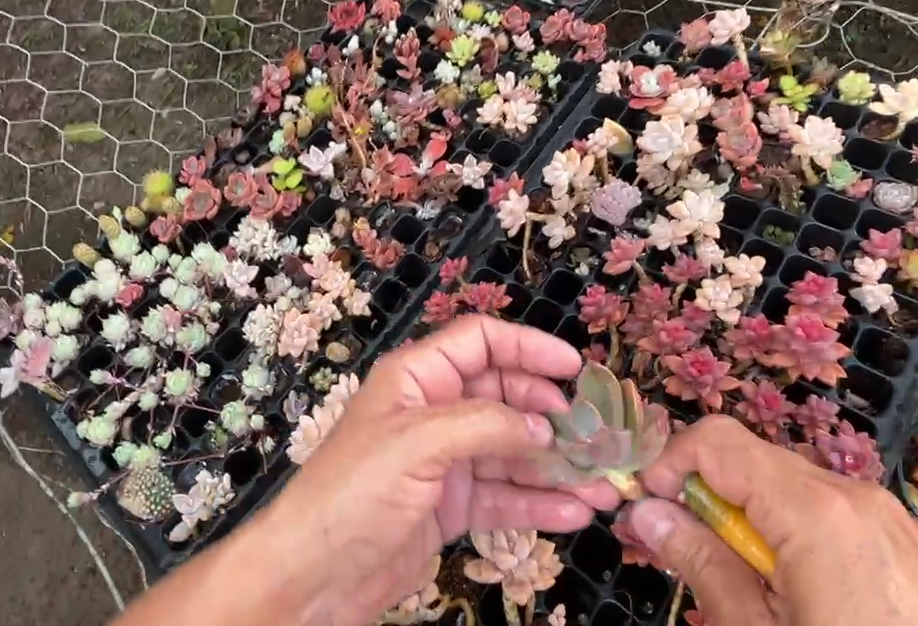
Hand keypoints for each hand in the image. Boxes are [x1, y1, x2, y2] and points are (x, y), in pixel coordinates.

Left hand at [241, 315, 619, 625]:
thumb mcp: (418, 444)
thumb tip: (546, 429)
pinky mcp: (449, 506)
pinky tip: (574, 514)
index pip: (479, 343)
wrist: (313, 575)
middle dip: (549, 416)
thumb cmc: (355, 491)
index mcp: (416, 377)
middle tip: (596, 436)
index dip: (527, 347)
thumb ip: (485, 426)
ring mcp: (442, 461)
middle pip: (503, 397)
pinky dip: (537, 503)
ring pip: (510, 451)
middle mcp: (433, 411)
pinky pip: (501, 495)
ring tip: (604, 486)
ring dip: (556, 468)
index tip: (573, 366)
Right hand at [627, 416, 917, 625]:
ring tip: (731, 579)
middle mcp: (851, 493)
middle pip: (748, 457)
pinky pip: (824, 510)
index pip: (715, 442)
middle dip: (701, 492)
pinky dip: (787, 530)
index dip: (669, 465)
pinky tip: (787, 589)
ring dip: (742, 514)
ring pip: (784, 484)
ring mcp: (885, 515)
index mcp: (816, 510)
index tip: (646, 511)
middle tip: (673, 548)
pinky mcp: (903, 540)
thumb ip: (703, 564)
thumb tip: (648, 513)